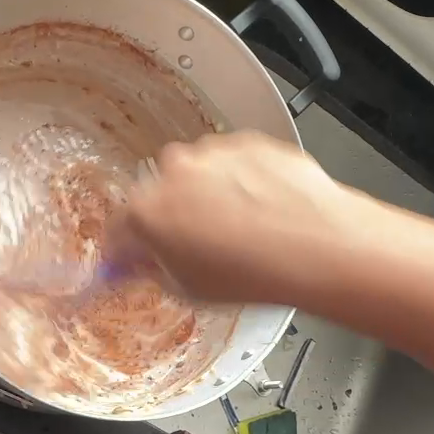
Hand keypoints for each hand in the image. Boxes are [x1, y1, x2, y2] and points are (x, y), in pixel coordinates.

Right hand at [104, 131, 362, 304]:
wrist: (317, 244)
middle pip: (154, 197)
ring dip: (203, 198)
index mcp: (145, 212)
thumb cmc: (254, 271)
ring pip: (194, 177)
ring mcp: (211, 154)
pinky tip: (257, 214)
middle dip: (166, 219)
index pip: (116, 231)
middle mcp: (172, 174)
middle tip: (190, 249)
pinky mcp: (247, 142)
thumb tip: (145, 264)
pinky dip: (238, 184)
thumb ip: (154, 271)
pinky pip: (230, 165)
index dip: (123, 250)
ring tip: (234, 233)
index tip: (130, 260)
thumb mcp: (187, 290)